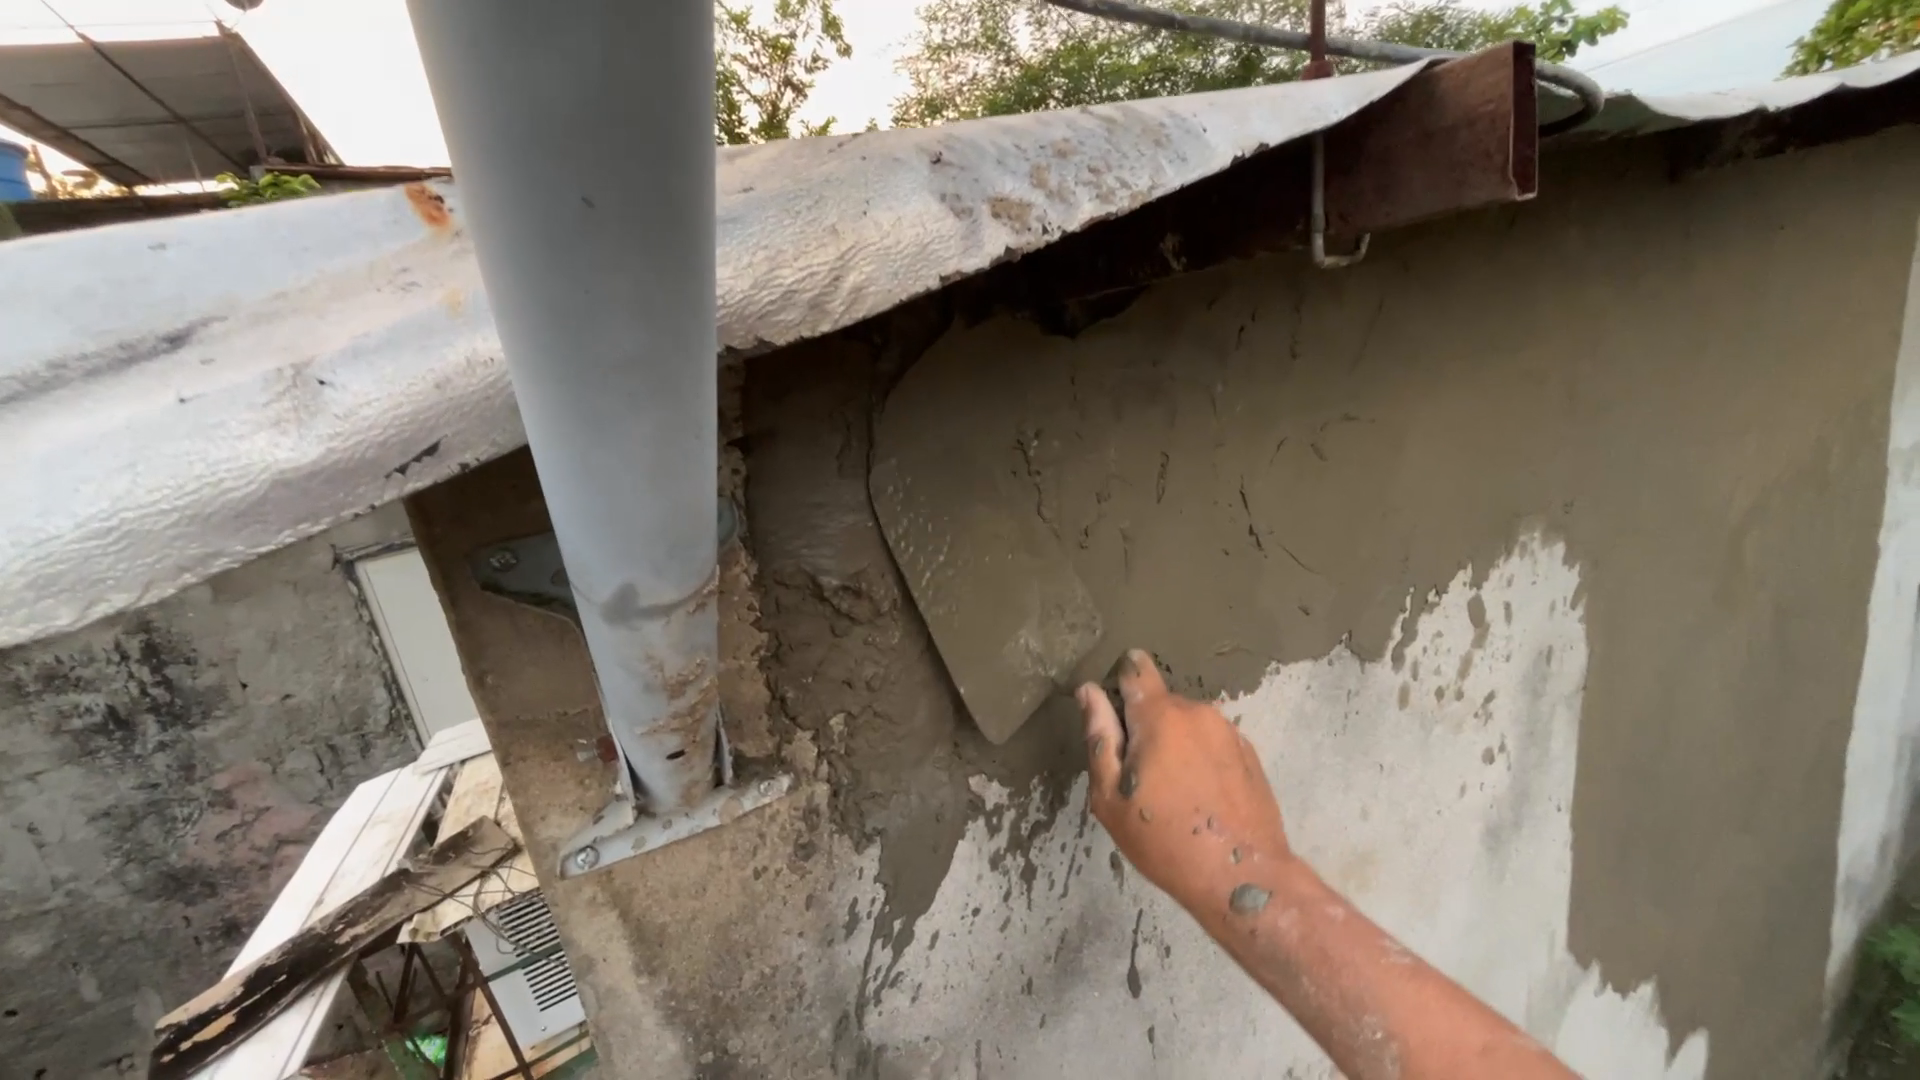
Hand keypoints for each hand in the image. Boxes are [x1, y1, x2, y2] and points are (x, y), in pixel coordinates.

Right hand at [1077, 649, 1293, 914]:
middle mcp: (1198, 712)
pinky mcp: (1250, 755)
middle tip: (1140, 777)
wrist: (1242, 879)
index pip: (1136, 668)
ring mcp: (1228, 732)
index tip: (1114, 708)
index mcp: (1160, 716)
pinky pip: (1212, 743)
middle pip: (1160, 704)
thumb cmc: (1163, 838)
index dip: (1120, 679)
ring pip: (1187, 725)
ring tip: (1173, 793)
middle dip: (1145, 727)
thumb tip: (1089, 692)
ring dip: (1175, 744)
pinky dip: (1200, 759)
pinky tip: (1200, 798)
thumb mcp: (1110, 795)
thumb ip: (1099, 736)